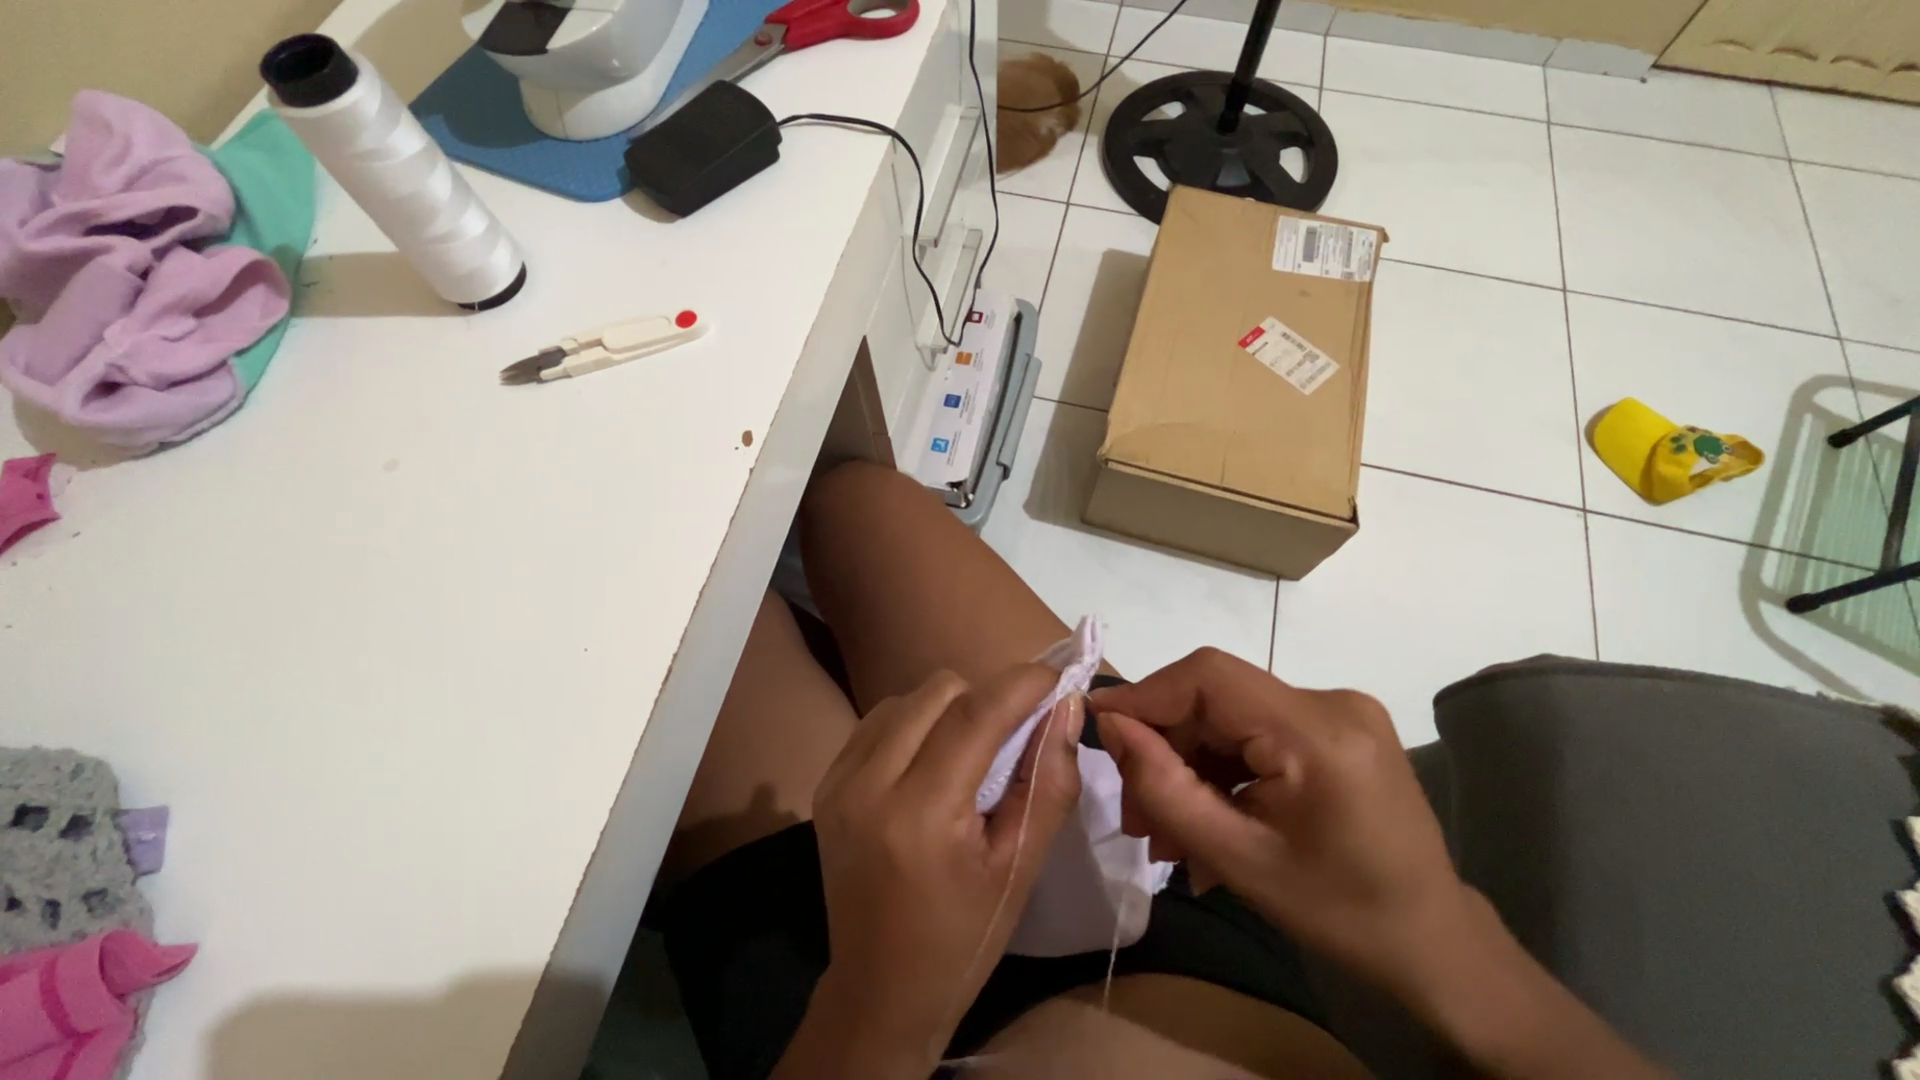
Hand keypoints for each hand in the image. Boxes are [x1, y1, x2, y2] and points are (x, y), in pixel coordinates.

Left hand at [778, 665, 1082, 1078]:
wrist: (879, 990)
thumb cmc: (963, 938)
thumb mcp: (1020, 868)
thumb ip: (1048, 782)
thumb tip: (1067, 708)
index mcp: (921, 814)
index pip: (975, 714)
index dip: (1022, 684)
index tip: (1057, 680)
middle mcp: (868, 784)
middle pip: (938, 692)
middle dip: (987, 699)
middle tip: (1015, 736)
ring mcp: (838, 781)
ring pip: (906, 699)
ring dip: (949, 710)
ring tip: (970, 756)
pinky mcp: (825, 783)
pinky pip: (878, 721)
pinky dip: (914, 725)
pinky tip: (931, 764)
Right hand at [1088, 648, 1468, 997]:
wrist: (1429, 940)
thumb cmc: (1338, 911)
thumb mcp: (1237, 858)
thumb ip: (1165, 787)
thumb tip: (1112, 728)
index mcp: (1318, 733)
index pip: (1210, 677)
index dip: (1146, 695)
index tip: (1098, 730)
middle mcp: (1333, 702)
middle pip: (1216, 699)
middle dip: (1165, 750)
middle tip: (1136, 818)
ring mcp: (1339, 711)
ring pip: (1231, 718)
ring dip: (1190, 767)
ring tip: (1166, 836)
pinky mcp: (1337, 727)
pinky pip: (1257, 733)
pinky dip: (1223, 771)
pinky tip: (1206, 820)